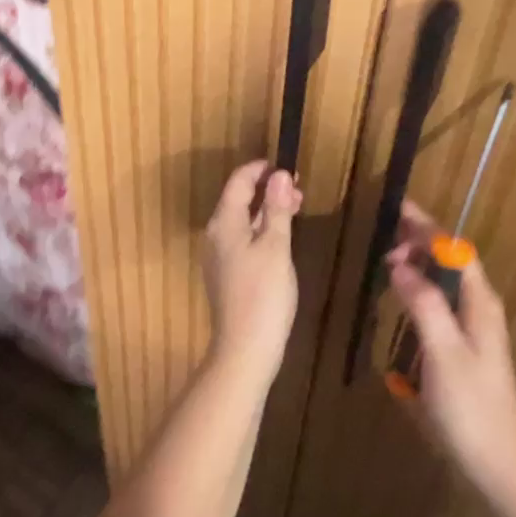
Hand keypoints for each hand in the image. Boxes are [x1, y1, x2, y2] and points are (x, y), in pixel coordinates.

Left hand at [203, 161, 301, 383]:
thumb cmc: (263, 293)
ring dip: (267, 209)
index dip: (261, 169)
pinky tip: (281, 237)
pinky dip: (261, 229)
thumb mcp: (276, 246)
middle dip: (267, 189)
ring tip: (295, 210)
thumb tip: (279, 175)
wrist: (245, 349)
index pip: (239, 181)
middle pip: (239, 199)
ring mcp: (219, 255)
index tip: (287, 167)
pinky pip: (242, 238)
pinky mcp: (227, 273)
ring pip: (242, 219)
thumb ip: (277, 208)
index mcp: (224, 222)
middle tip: (298, 191)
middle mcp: (216, 234)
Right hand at [386, 202, 515, 494]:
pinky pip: (440, 309)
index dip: (427, 227)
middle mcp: (480, 310)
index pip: (455, 249)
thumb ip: (424, 303)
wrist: (499, 465)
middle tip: (383, 243)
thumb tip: (401, 263)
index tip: (397, 208)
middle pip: (450, 263)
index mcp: (480, 303)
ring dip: (418, 270)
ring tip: (388, 266)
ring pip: (444, 286)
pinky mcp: (464, 352)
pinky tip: (400, 307)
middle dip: (419, 245)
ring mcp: (473, 332)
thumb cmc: (471, 407)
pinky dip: (419, 297)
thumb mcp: (443, 352)